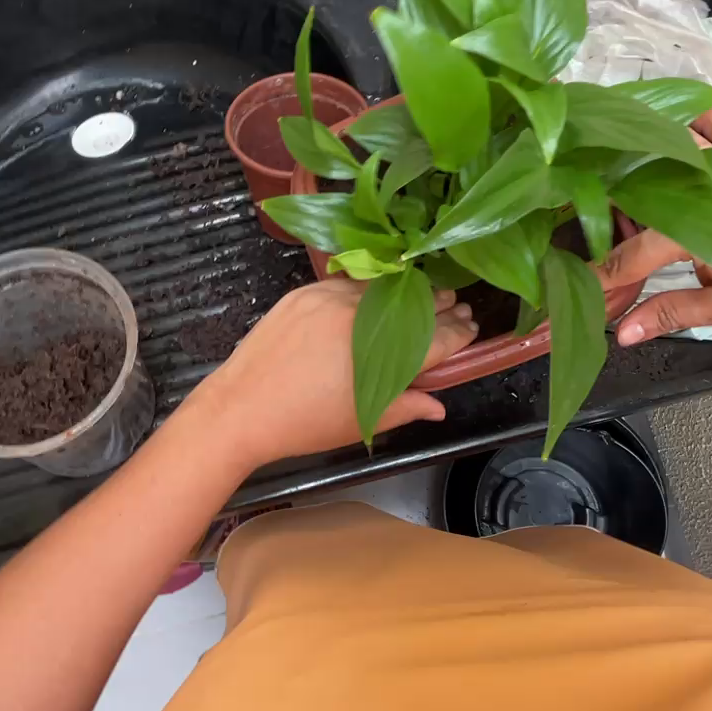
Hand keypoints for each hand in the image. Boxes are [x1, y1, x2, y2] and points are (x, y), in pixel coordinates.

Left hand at [179, 279, 478, 468]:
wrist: (239, 409)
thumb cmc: (304, 425)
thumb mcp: (360, 422)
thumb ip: (405, 408)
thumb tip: (439, 406)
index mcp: (380, 354)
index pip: (436, 337)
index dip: (459, 333)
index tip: (472, 328)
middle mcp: (361, 316)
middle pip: (412, 306)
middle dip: (439, 308)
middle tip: (456, 307)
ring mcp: (330, 298)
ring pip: (380, 289)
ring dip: (402, 294)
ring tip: (420, 298)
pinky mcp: (304, 292)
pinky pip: (346, 286)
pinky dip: (366, 291)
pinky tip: (376, 297)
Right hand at [597, 109, 711, 345]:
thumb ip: (670, 313)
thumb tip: (620, 335)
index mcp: (691, 227)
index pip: (632, 255)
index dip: (602, 275)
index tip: (574, 287)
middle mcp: (701, 188)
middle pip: (639, 192)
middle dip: (606, 209)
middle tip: (582, 227)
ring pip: (673, 149)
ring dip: (643, 160)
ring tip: (614, 180)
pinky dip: (699, 125)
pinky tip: (680, 133)